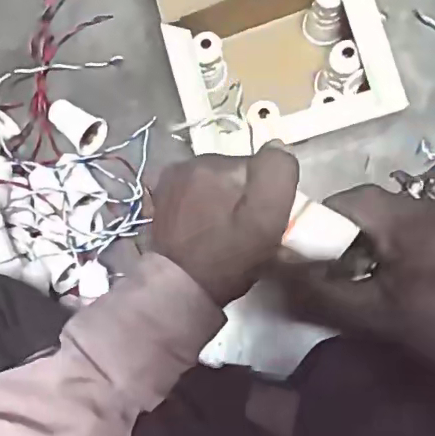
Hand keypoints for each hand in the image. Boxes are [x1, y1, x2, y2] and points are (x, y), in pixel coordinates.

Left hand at [150, 145, 299, 304]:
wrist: (180, 289)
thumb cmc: (228, 257)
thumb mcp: (267, 216)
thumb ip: (278, 172)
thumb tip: (276, 146)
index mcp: (214, 162)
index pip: (256, 168)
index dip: (264, 195)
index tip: (260, 221)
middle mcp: (186, 163)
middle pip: (230, 174)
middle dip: (239, 196)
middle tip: (240, 230)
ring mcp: (166, 182)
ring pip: (209, 184)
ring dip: (218, 202)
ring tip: (218, 233)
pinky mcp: (156, 202)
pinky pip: (189, 195)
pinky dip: (197, 207)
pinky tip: (199, 230)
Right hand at [283, 186, 434, 379]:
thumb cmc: (427, 334)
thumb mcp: (365, 313)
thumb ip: (318, 287)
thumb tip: (278, 263)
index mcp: (420, 229)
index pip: (356, 200)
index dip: (327, 216)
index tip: (312, 241)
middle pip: (378, 201)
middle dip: (351, 225)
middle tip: (338, 256)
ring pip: (398, 205)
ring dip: (376, 226)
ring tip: (369, 259)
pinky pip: (420, 211)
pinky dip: (400, 229)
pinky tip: (399, 256)